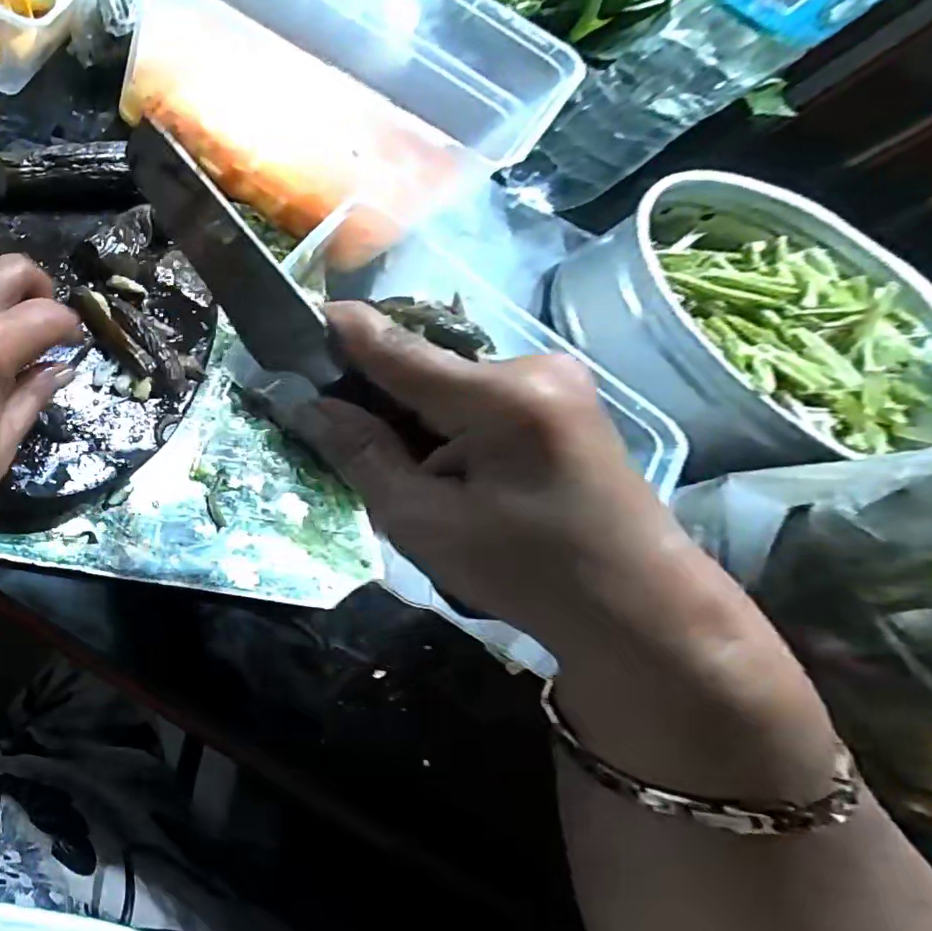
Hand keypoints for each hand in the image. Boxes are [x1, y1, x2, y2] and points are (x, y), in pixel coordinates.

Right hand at [287, 302, 711, 656]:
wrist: (640, 609)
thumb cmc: (526, 573)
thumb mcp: (422, 522)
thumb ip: (363, 454)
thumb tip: (310, 405)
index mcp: (500, 397)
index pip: (395, 347)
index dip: (338, 330)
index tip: (291, 321)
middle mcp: (530, 367)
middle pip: (419, 362)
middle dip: (368, 387)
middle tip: (329, 427)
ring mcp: (552, 379)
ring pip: (443, 379)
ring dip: (403, 409)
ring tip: (385, 459)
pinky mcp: (558, 399)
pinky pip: (471, 393)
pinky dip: (437, 418)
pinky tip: (430, 461)